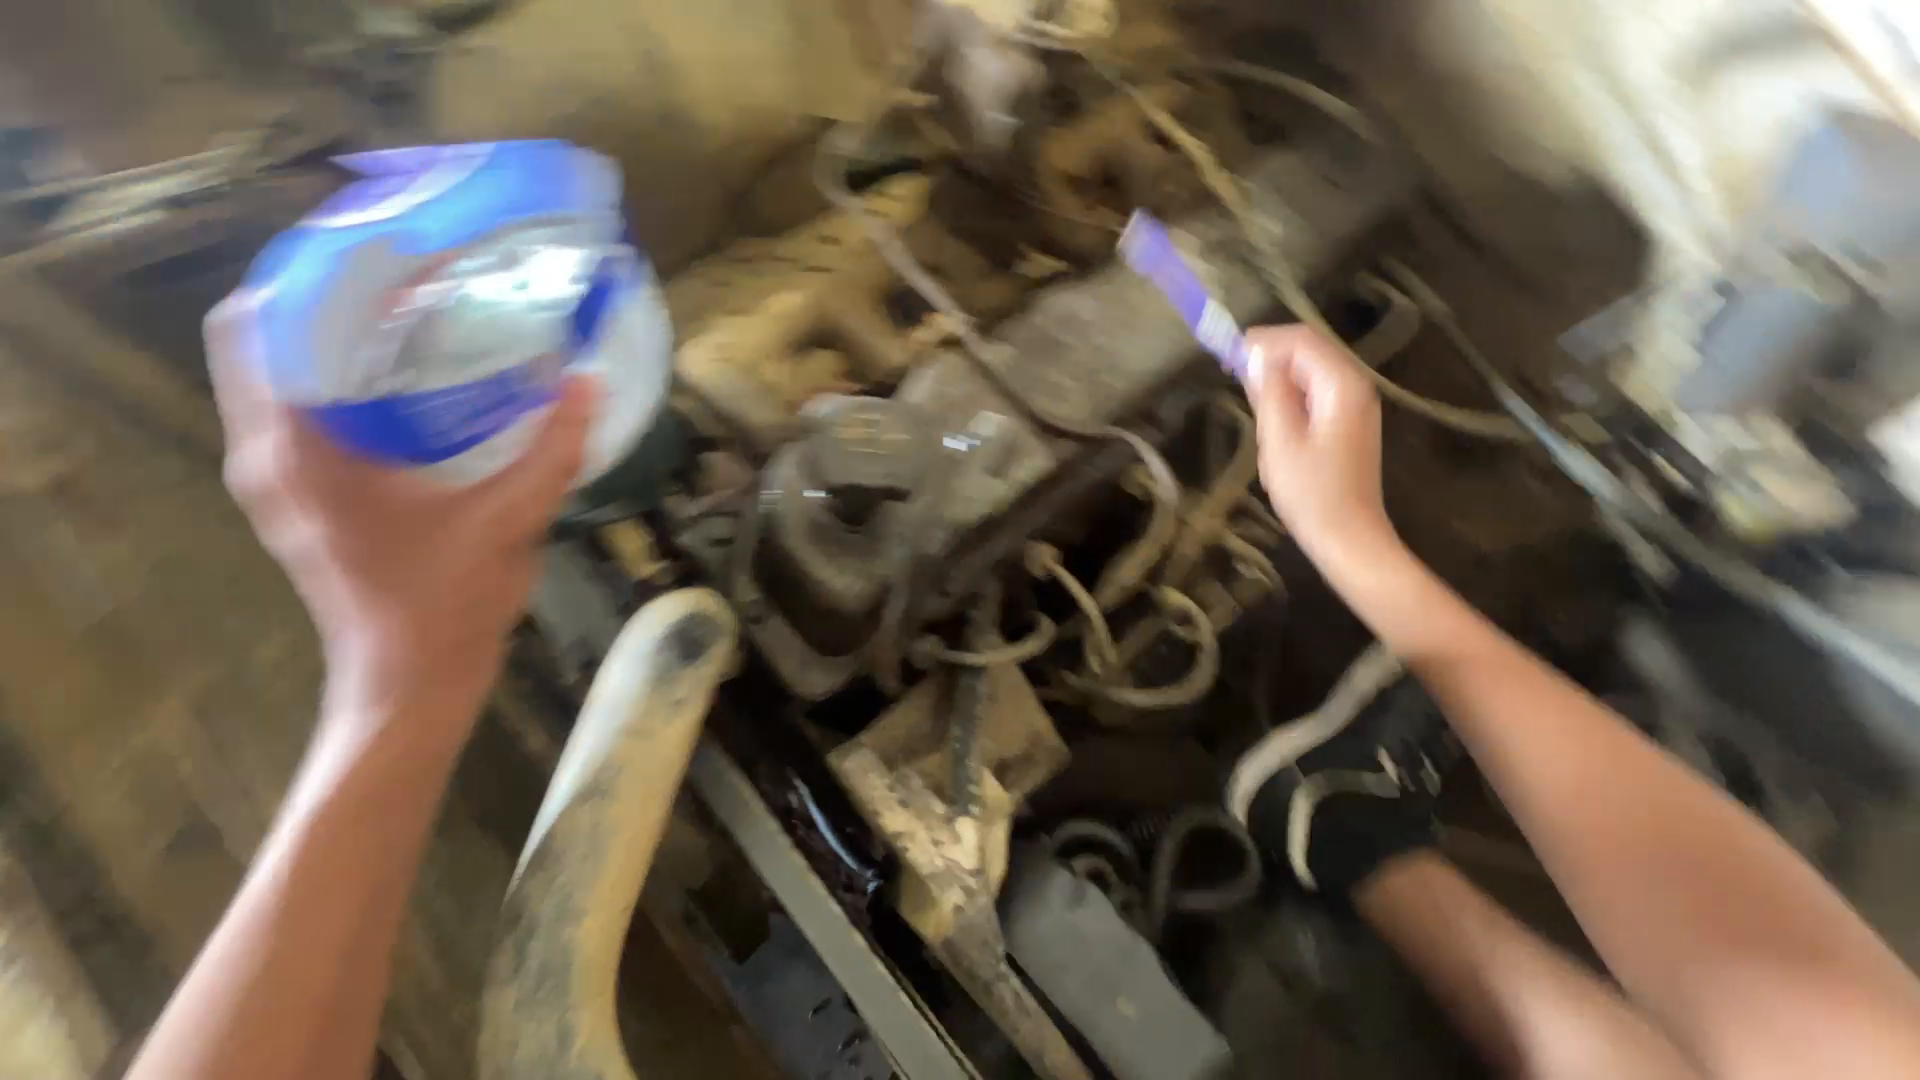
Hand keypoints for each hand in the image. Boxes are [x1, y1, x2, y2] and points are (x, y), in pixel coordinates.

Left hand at [205, 301, 595, 731]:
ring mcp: (280, 479)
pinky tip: (415, 382)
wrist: (413, 682)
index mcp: (299, 451)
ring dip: (337, 337)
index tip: (383, 250)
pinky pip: (308, 411)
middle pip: (266, 339)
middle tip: (410, 275)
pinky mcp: (305, 498)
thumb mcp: (511, 518)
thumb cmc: (448, 604)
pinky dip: (348, 380)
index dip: (313, 274)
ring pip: (284, 376)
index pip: (263, 326)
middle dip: (329, 297)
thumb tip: (589, 381)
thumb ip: (554, 450)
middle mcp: (268, 455)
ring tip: (415, 315)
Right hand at [1245, 325, 1395, 559]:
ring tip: (1247, 397)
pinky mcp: (1347, 423)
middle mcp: (1354, 386)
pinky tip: (1271, 418)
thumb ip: (1269, 392)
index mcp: (1341, 386)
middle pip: (1309, 350)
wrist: (1348, 537)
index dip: (1262, 341)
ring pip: (1310, 371)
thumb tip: (1256, 356)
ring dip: (1277, 376)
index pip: (1301, 340)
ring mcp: (1354, 405)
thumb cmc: (1311, 493)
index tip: (1226, 356)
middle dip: (1269, 356)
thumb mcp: (1280, 441)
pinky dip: (1289, 395)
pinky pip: (1314, 393)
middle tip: (1231, 373)